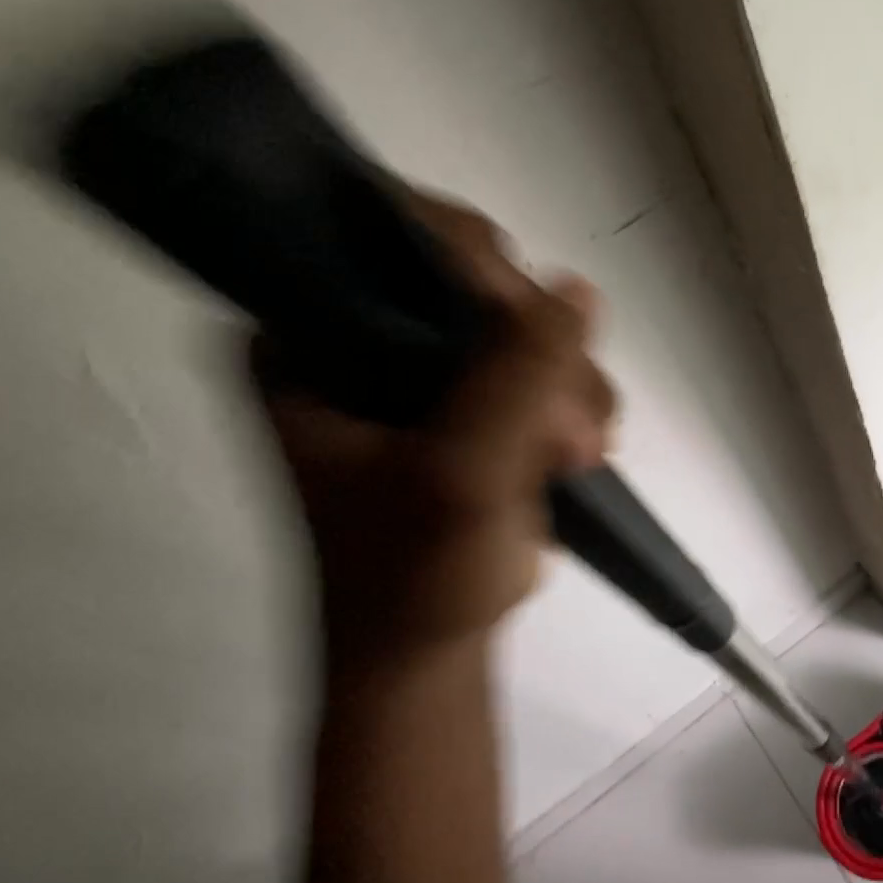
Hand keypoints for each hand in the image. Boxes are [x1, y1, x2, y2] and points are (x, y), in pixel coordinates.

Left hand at [252, 189, 614, 672]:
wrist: (429, 646)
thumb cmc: (414, 574)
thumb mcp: (461, 475)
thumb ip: (517, 378)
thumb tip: (580, 288)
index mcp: (303, 338)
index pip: (381, 236)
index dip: (465, 262)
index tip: (522, 319)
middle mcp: (357, 335)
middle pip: (473, 277)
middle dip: (538, 350)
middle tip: (565, 430)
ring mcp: (424, 365)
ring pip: (526, 321)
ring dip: (569, 386)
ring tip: (575, 458)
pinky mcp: (476, 396)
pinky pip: (546, 360)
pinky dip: (576, 402)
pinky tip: (580, 452)